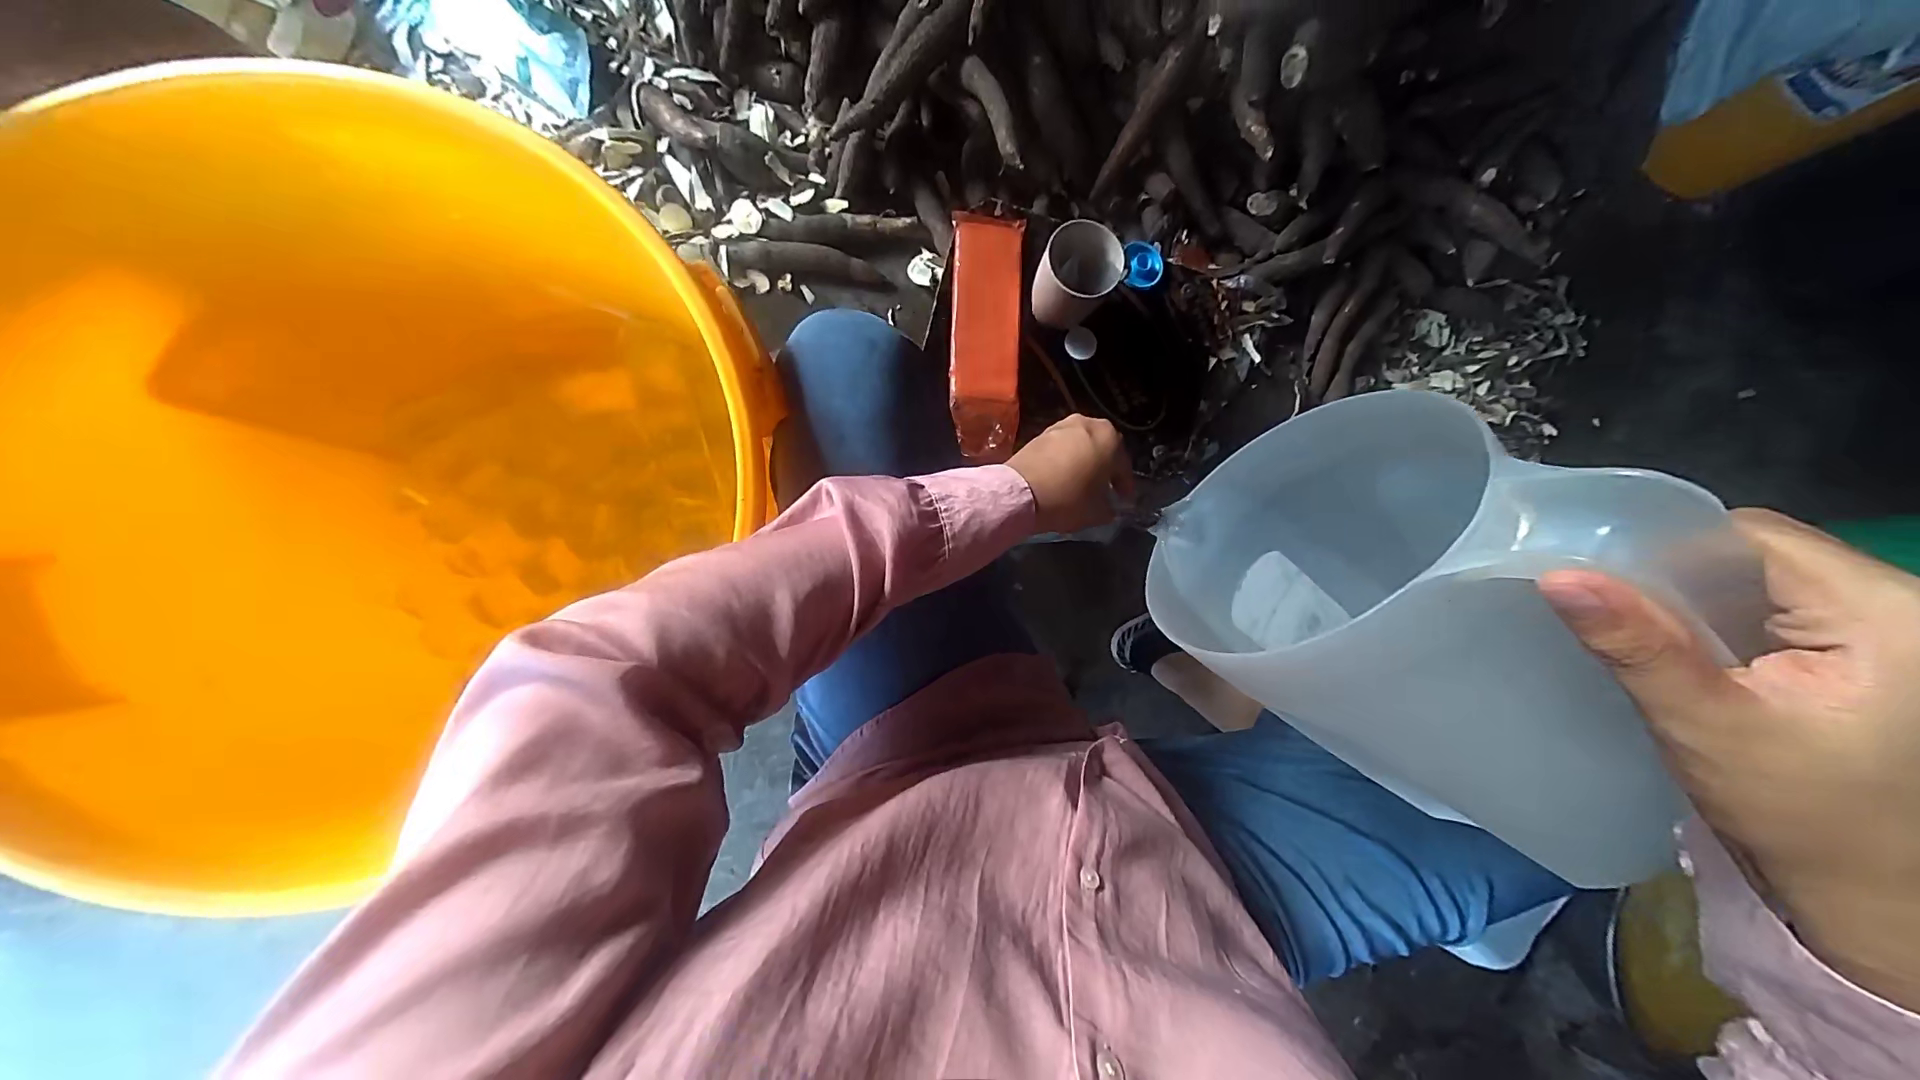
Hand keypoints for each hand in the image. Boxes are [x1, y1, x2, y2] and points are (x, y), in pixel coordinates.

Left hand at [1007, 415, 1134, 535]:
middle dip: (1104, 467)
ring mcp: (1060, 426)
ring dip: (1083, 461)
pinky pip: (1059, 448)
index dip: (1125, 484)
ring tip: (1081, 482)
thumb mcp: (1097, 512)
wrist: (1019, 492)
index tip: (1123, 499)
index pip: (1123, 464)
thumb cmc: (1068, 499)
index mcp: (1109, 438)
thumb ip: (1109, 507)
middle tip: (1104, 488)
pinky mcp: (1038, 435)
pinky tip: (1061, 477)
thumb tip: (1108, 507)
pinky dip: (1064, 460)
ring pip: (1079, 445)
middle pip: (1102, 448)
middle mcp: (1087, 424)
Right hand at [1538, 510, 1919, 1008]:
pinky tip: (1680, 649)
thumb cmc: (1801, 813)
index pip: (1748, 535)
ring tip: (1632, 628)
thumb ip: (1636, 646)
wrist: (1876, 894)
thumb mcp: (1706, 725)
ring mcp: (1890, 629)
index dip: (1662, 545)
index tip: (1591, 574)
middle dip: (1671, 575)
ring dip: (1689, 599)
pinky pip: (1770, 607)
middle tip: (1602, 607)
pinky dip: (1715, 619)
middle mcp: (1901, 605)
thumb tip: (1556, 576)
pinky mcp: (1867, 652)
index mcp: (1887, 612)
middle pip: (1752, 552)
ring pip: (1756, 578)